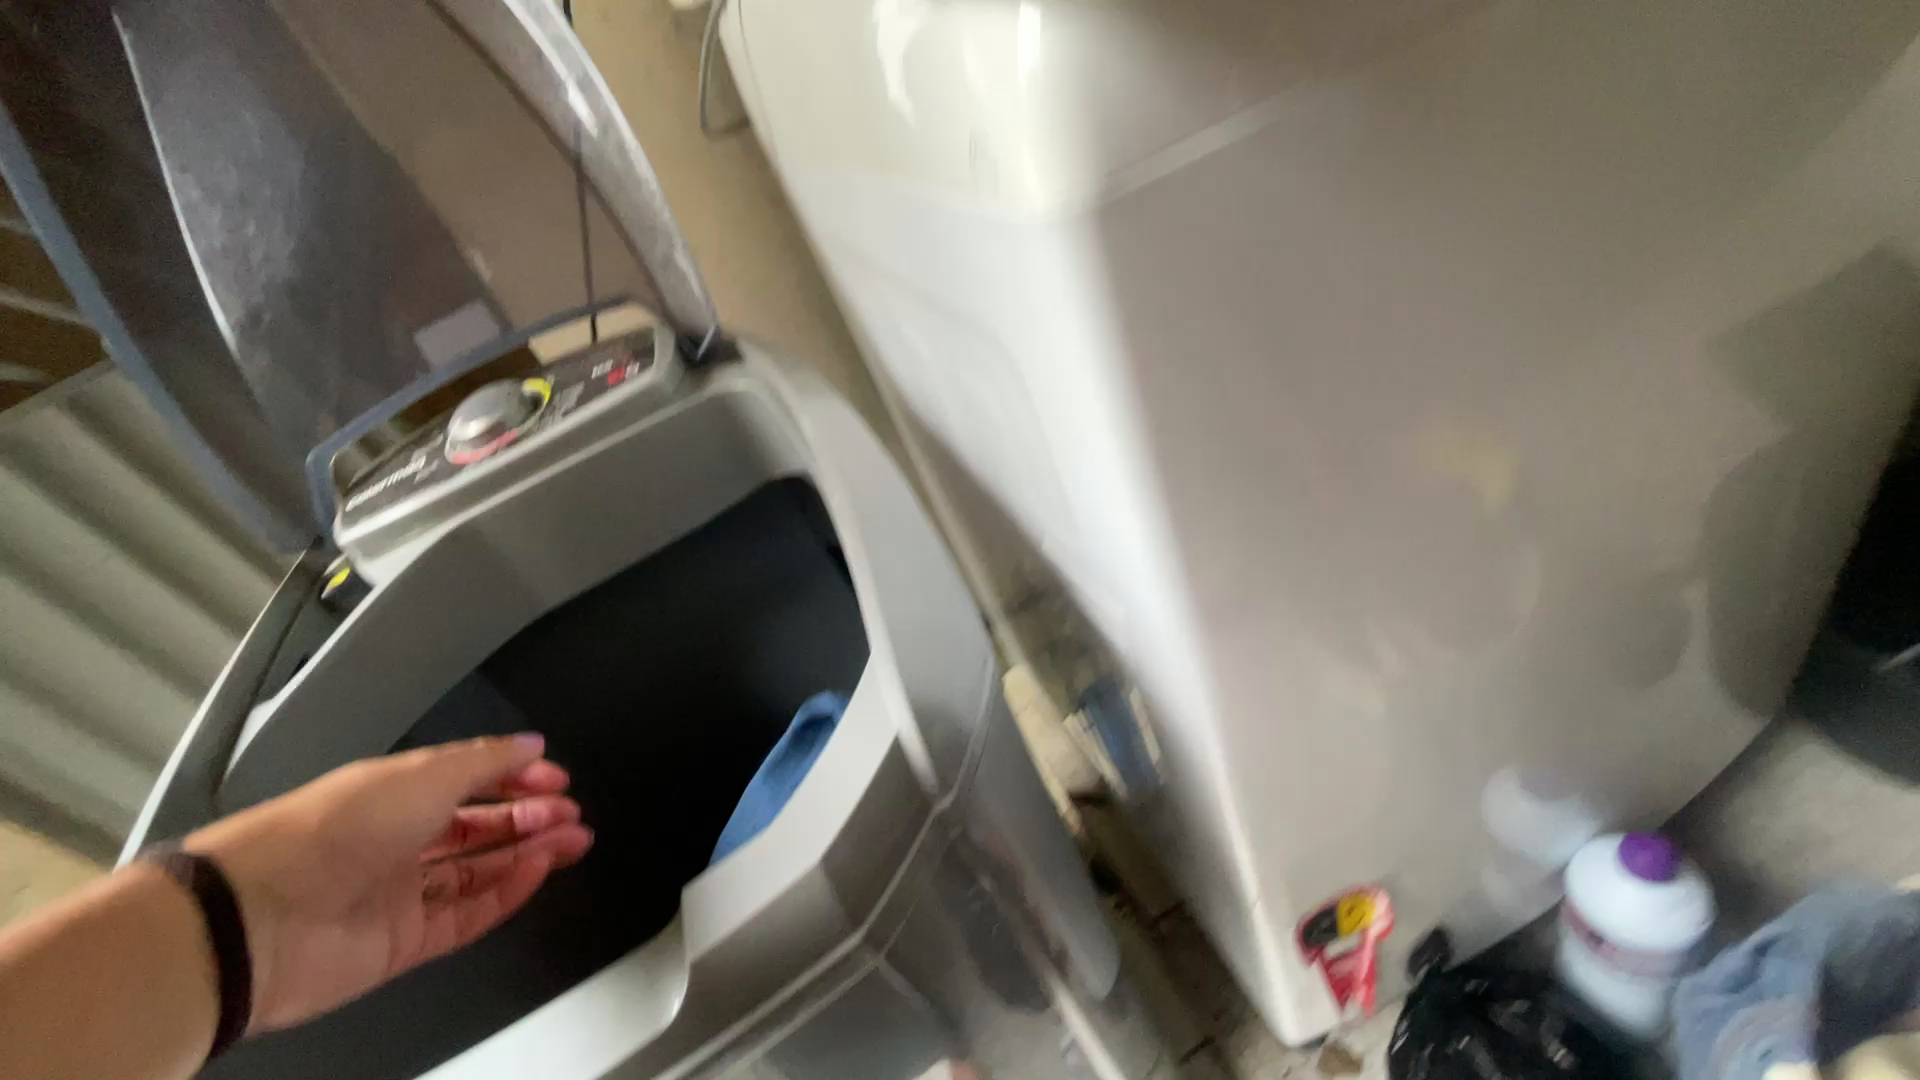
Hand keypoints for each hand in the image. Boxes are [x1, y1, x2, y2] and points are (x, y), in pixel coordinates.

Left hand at [184, 734, 592, 1032]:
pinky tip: (538, 872)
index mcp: (399, 794)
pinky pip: (469, 915)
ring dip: (531, 852)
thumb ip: (488, 760)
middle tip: (572, 814)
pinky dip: (508, 893)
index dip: (519, 778)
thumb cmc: (337, 829)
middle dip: (533, 816)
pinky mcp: (406, 941)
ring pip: (482, 869)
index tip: (557, 779)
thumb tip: (534, 744)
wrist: (256, 919)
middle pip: (483, 827)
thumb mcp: (425, 773)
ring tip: (574, 840)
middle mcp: (402, 840)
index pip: (473, 781)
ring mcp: (404, 892)